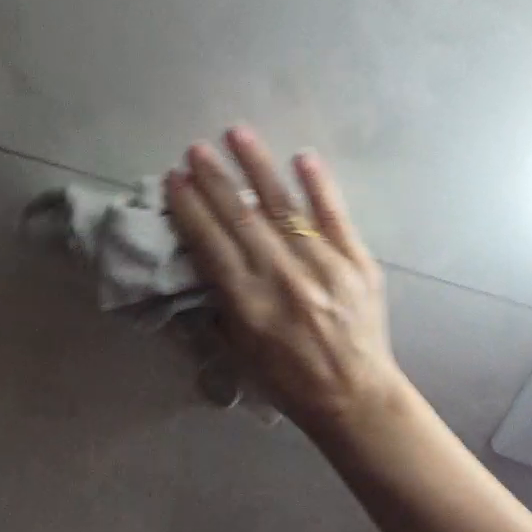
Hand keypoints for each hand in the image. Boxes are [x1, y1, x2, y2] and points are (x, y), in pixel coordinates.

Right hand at [164, 126, 408, 431]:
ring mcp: (323, 266)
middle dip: (214, 180)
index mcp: (249, 304)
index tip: (174, 180)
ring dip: (257, 167)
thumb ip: (222, 300)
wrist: (354, 396)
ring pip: (283, 207)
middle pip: (240, 218)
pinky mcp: (357, 262)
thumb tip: (205, 253)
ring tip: (236, 134)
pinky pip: (335, 216)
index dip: (189, 208)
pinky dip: (318, 185)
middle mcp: (282, 279)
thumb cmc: (287, 377)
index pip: (211, 243)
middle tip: (195, 149)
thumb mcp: (239, 348)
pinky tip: (302, 156)